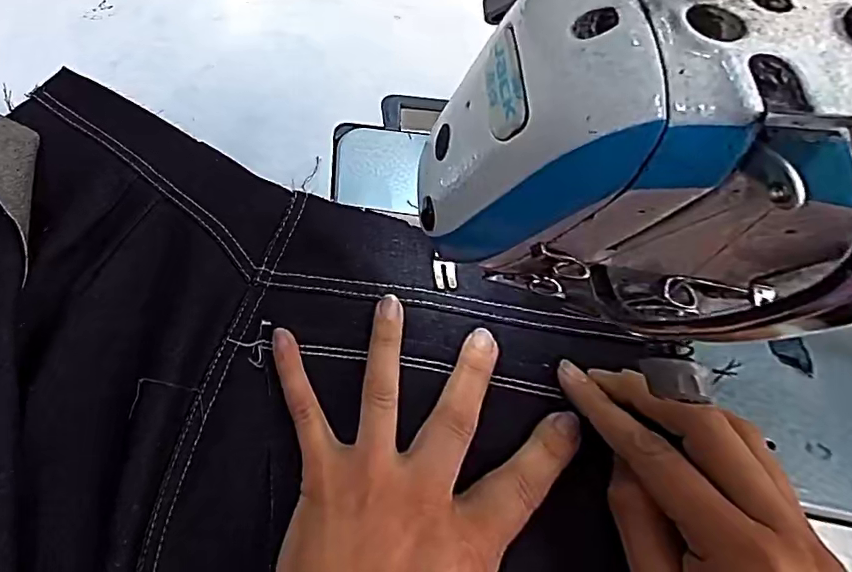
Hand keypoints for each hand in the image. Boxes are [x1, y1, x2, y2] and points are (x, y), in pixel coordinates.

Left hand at [273, 295, 582, 571]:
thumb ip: (483, 566)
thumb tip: (502, 546)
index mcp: (460, 538)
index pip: (520, 486)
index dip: (548, 452)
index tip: (566, 418)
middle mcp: (418, 494)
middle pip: (454, 420)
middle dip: (471, 375)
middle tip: (483, 338)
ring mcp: (368, 474)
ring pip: (382, 392)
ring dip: (386, 343)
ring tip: (391, 305)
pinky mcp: (322, 474)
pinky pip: (305, 413)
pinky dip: (293, 374)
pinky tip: (285, 340)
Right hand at [556, 363, 845, 571]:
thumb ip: (636, 519)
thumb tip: (618, 452)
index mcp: (744, 552)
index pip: (658, 455)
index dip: (608, 410)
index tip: (577, 381)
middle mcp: (786, 531)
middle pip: (706, 423)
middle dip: (646, 391)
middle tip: (604, 378)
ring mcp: (806, 529)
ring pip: (741, 429)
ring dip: (684, 402)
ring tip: (639, 393)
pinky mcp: (811, 532)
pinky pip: (760, 456)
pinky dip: (717, 429)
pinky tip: (688, 428)